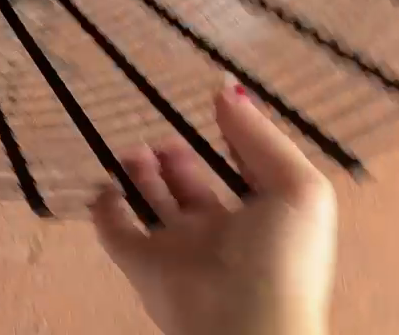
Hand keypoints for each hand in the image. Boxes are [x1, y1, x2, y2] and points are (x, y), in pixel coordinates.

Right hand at [92, 84, 337, 334]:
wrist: (235, 318)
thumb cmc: (274, 254)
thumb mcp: (296, 191)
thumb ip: (260, 139)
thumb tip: (225, 88)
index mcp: (260, 222)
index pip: (241, 177)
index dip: (228, 147)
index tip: (205, 111)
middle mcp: (216, 234)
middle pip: (189, 189)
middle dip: (171, 158)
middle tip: (155, 136)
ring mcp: (172, 246)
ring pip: (147, 201)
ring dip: (134, 171)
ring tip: (128, 149)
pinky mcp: (133, 257)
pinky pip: (111, 223)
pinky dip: (102, 200)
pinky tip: (103, 181)